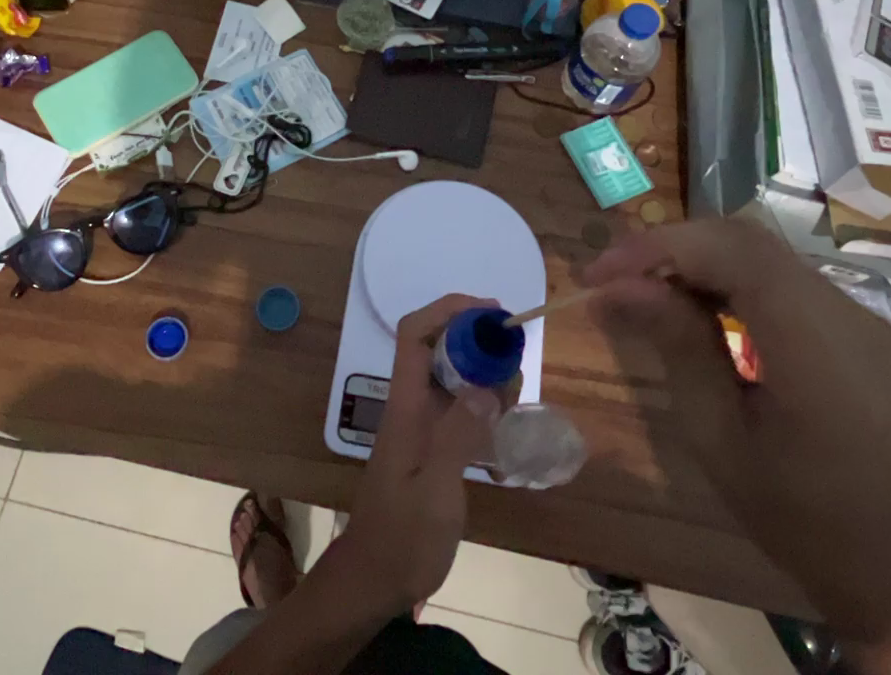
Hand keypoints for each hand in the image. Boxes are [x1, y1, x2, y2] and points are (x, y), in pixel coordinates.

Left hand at [337, 294, 501, 611]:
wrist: (374, 581)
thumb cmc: (402, 540)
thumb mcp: (434, 492)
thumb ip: (457, 438)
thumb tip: (486, 384)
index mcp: (405, 407)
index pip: (415, 335)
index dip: (448, 310)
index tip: (492, 313)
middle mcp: (411, 407)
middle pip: (439, 349)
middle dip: (478, 341)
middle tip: (516, 360)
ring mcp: (422, 427)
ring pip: (453, 377)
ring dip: (485, 373)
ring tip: (515, 396)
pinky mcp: (433, 448)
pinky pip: (461, 408)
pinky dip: (486, 404)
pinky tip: (507, 423)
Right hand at [584, 220, 890, 644]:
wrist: (888, 560)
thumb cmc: (792, 514)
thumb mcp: (716, 437)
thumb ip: (676, 345)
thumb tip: (613, 286)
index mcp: (823, 356)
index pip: (739, 254)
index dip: (662, 246)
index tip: (598, 274)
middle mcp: (854, 318)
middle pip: (749, 242)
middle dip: (670, 249)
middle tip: (610, 281)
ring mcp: (865, 317)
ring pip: (763, 253)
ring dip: (694, 261)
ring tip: (641, 293)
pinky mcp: (860, 323)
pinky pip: (782, 276)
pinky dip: (725, 278)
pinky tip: (693, 306)